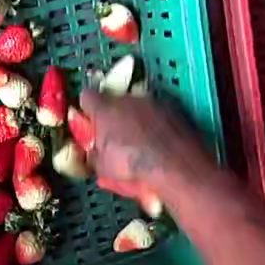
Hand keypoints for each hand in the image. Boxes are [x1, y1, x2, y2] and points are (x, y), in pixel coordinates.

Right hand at [78, 90, 218, 195]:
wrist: (177, 167)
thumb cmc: (134, 166)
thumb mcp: (101, 166)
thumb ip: (92, 152)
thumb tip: (92, 150)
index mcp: (105, 109)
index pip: (87, 97)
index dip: (87, 110)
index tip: (89, 124)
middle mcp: (129, 99)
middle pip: (115, 101)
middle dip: (113, 117)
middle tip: (114, 139)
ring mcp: (154, 103)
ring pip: (138, 108)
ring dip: (135, 121)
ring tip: (139, 145)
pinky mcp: (176, 110)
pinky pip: (158, 116)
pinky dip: (156, 127)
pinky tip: (158, 146)